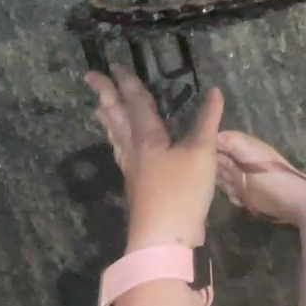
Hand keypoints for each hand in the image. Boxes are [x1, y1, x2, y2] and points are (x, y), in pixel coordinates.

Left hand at [83, 65, 222, 251]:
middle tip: (92, 77)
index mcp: (148, 138)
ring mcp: (133, 171)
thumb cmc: (181, 192)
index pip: (136, 103)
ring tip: (100, 107)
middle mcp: (135, 150)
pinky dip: (118, 140)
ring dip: (108, 117)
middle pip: (117, 117)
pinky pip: (122, 153)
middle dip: (106, 95)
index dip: (127, 83)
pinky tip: (124, 147)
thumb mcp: (201, 152)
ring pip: (116, 136)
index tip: (113, 65)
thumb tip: (213, 91)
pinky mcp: (137, 187)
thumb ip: (207, 120)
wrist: (163, 240)